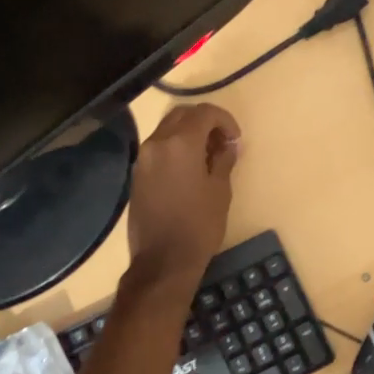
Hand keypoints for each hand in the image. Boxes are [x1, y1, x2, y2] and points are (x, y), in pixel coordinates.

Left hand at [126, 103, 241, 283]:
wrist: (162, 260)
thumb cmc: (198, 225)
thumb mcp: (220, 191)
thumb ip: (224, 160)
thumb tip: (229, 145)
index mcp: (180, 143)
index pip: (204, 113)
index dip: (225, 120)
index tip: (235, 138)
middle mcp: (157, 143)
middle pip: (182, 115)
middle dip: (205, 122)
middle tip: (223, 142)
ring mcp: (143, 158)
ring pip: (167, 129)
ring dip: (189, 133)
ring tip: (208, 156)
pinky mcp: (137, 173)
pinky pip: (158, 147)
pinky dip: (175, 147)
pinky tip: (190, 168)